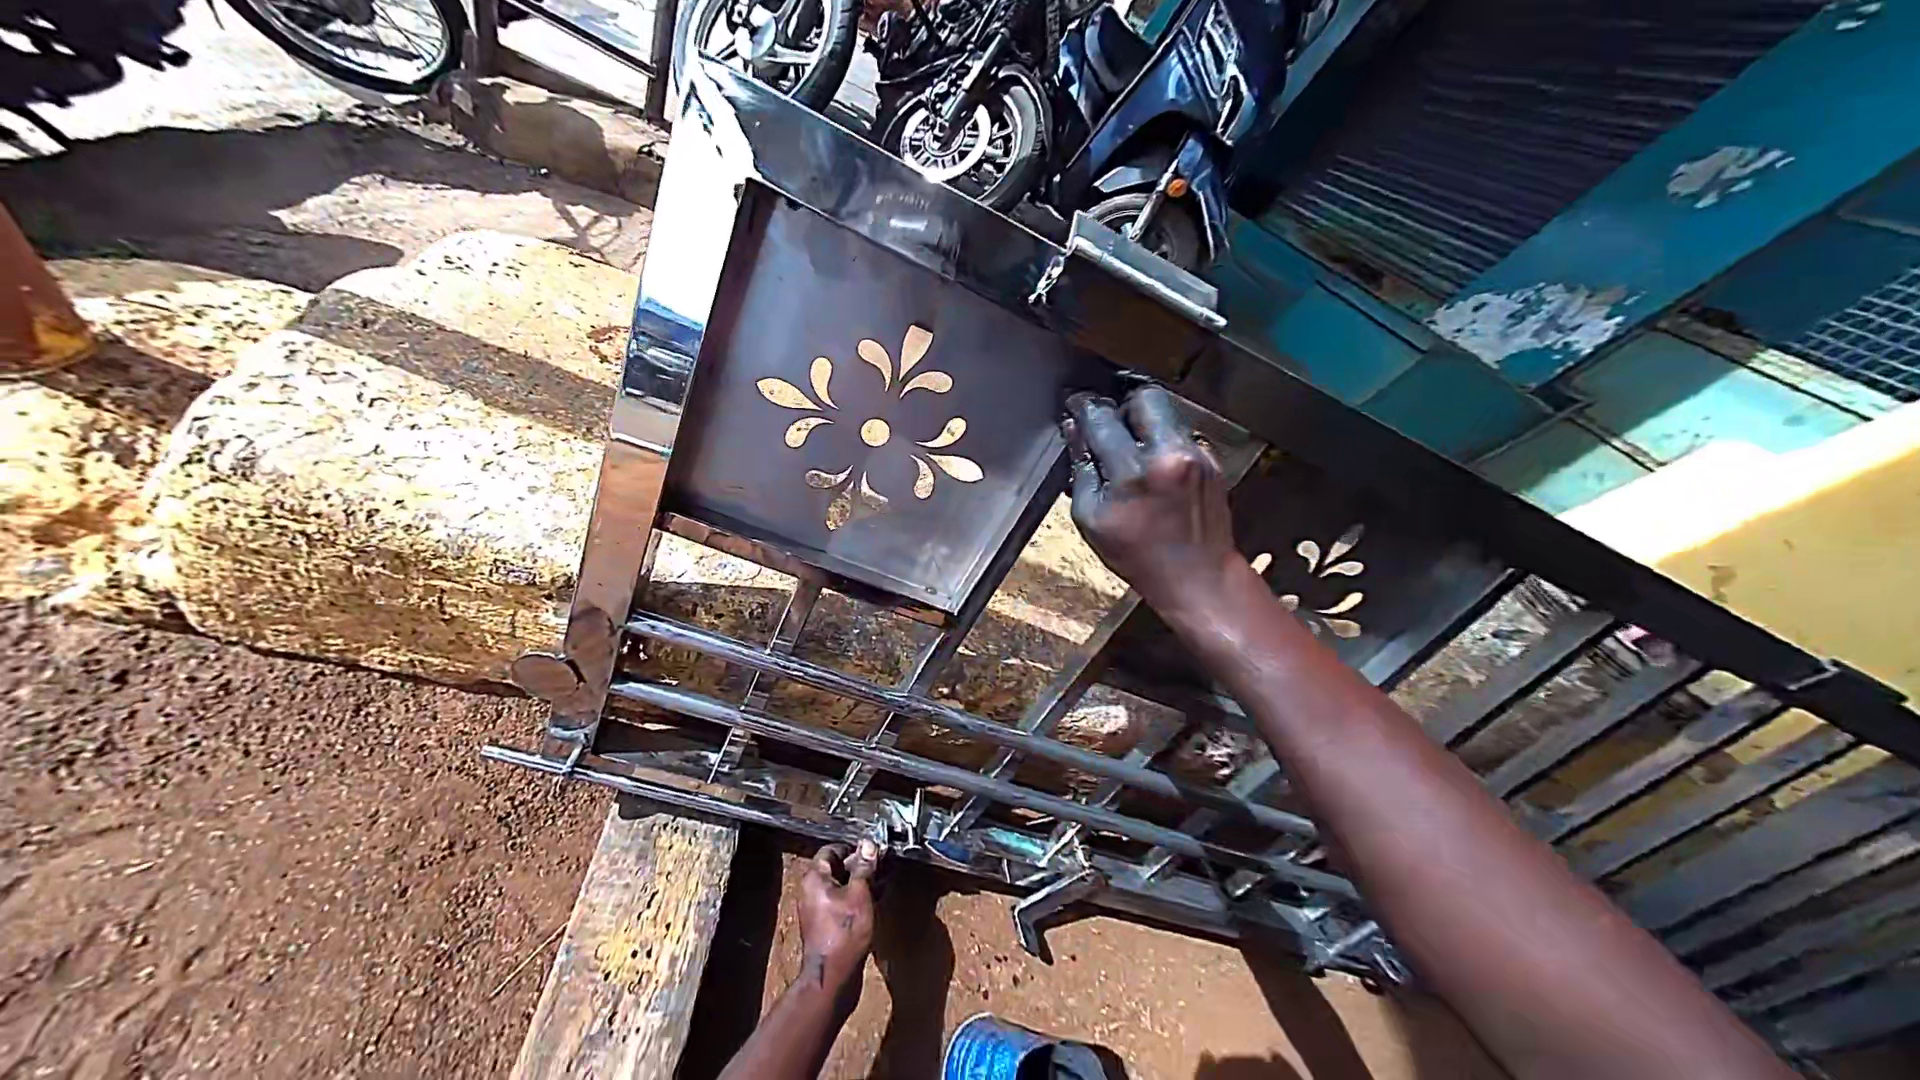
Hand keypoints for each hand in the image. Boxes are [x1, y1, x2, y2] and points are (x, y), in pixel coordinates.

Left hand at [796, 840, 880, 991]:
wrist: (833, 977)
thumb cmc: (844, 933)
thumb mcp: (859, 894)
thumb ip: (864, 867)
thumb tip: (869, 845)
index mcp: (814, 879)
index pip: (831, 850)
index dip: (852, 848)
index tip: (872, 849)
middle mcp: (812, 891)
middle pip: (838, 868)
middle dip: (861, 865)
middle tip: (882, 863)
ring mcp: (819, 909)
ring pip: (843, 886)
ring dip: (862, 882)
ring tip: (884, 879)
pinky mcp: (828, 925)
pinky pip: (843, 902)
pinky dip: (858, 898)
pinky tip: (877, 898)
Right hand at [1064, 388, 1248, 625]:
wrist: (1198, 577)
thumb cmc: (1139, 556)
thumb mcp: (1090, 519)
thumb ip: (1081, 470)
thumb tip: (1075, 431)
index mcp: (1134, 472)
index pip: (1102, 418)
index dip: (1083, 407)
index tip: (1076, 404)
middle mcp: (1170, 454)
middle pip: (1143, 397)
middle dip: (1122, 407)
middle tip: (1109, 427)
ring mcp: (1197, 455)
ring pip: (1166, 413)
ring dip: (1143, 425)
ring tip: (1131, 452)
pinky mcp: (1212, 461)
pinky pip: (1180, 435)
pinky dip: (1162, 444)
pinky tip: (1154, 471)